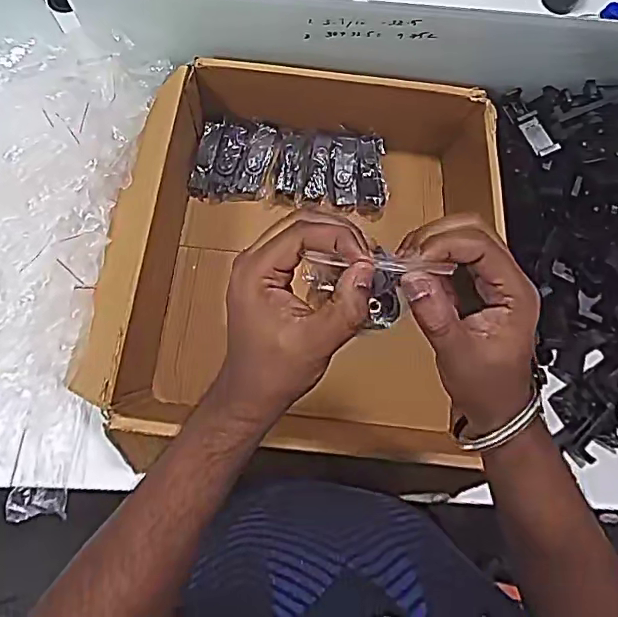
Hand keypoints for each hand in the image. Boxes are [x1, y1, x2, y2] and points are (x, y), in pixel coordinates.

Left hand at [206, 209, 375, 427]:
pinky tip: (345, 270)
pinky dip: (328, 251)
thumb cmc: (269, 374)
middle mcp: (254, 261)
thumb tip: (366, 272)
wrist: (251, 394)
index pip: (302, 230)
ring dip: (336, 239)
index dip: (339, 237)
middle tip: (365, 255)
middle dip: (341, 233)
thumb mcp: (315, 343)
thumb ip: (345, 307)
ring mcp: (262, 264)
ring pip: (305, 229)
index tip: (363, 258)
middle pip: (303, 222)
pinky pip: (303, 246)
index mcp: (255, 270)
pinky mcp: (273, 272)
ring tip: (360, 262)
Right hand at [398, 214, 540, 437]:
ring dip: (431, 244)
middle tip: (408, 257)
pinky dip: (430, 257)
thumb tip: (414, 278)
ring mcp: (492, 280)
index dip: (445, 245)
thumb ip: (435, 315)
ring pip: (462, 237)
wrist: (497, 412)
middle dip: (436, 237)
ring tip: (408, 264)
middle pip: (473, 230)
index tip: (417, 258)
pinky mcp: (475, 284)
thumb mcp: (458, 356)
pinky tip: (415, 272)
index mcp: (515, 293)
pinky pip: (452, 256)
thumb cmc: (490, 391)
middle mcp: (507, 279)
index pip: (481, 245)